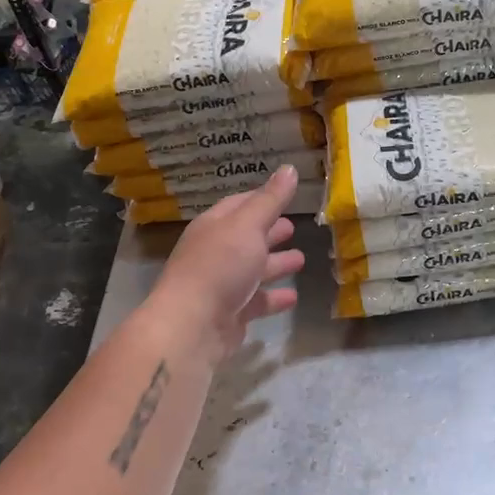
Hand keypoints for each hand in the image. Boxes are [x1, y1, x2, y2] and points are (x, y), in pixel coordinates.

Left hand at [151, 165, 307, 362]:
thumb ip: (270, 200)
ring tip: (301, 260)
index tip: (284, 194)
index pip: (238, 205)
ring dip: (276, 264)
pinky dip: (274, 297)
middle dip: (270, 232)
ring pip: (253, 270)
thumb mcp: (248, 226)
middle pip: (246, 238)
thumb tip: (289, 168)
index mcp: (214, 226)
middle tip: (294, 227)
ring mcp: (221, 285)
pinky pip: (256, 301)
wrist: (193, 325)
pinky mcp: (230, 314)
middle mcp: (215, 253)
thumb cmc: (220, 266)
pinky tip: (293, 296)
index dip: (261, 199)